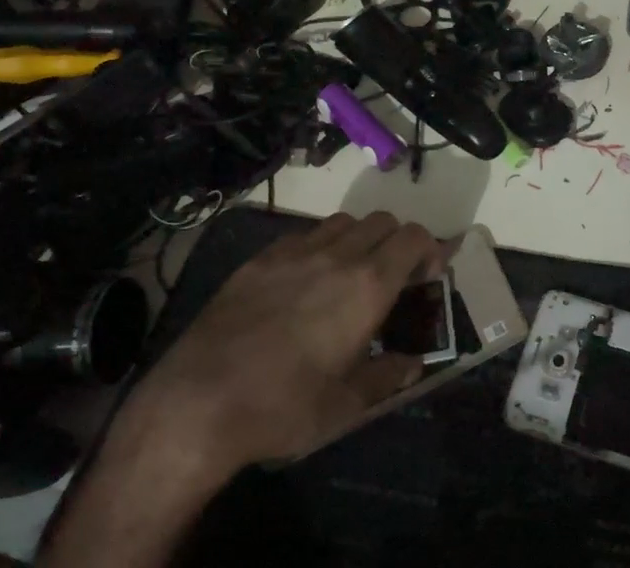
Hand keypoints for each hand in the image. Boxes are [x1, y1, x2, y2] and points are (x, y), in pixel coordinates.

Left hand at [41, 213, 441, 567]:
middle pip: (382, 221)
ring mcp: (292, 253)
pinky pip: (302, 235)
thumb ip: (387, 377)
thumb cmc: (284, 407)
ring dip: (359, 238)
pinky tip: (304, 281)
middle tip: (393, 278)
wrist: (198, 403)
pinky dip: (318, 246)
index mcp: (368, 286)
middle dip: (397, 241)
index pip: (414, 237)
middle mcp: (336, 256)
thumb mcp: (347, 405)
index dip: (430, 249)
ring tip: (349, 275)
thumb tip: (411, 364)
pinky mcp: (257, 261)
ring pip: (342, 222)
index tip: (428, 276)